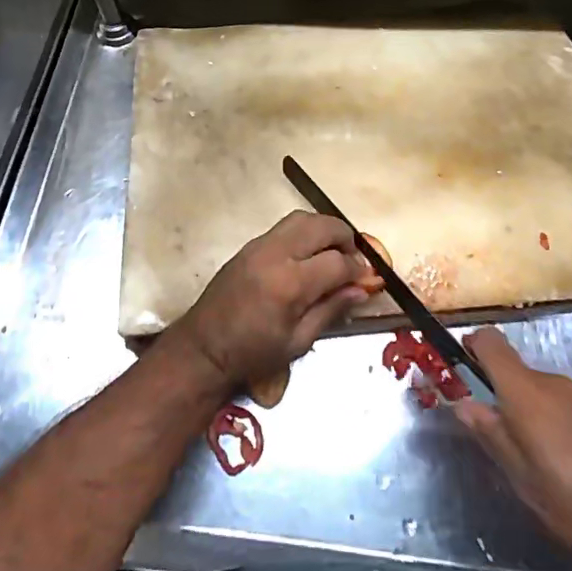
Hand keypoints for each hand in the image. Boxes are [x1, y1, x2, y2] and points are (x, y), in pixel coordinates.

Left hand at [165, 211, 369, 390]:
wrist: (204, 346)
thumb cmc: (253, 353)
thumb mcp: (298, 341)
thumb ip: (331, 309)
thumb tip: (362, 289)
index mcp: (290, 284)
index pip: (337, 261)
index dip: (358, 269)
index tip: (367, 279)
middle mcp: (275, 254)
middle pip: (321, 226)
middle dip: (345, 238)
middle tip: (354, 259)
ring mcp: (259, 245)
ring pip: (301, 218)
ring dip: (323, 229)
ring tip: (333, 253)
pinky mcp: (249, 245)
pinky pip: (283, 227)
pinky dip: (303, 233)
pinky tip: (309, 255)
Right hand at [454, 328, 571, 570]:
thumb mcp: (524, 479)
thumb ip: (491, 435)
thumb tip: (464, 404)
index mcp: (526, 391)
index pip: (490, 341)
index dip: (471, 347)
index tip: (462, 367)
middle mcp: (558, 384)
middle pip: (519, 375)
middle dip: (505, 399)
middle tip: (502, 440)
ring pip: (548, 397)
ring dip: (537, 418)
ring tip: (544, 467)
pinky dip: (566, 430)